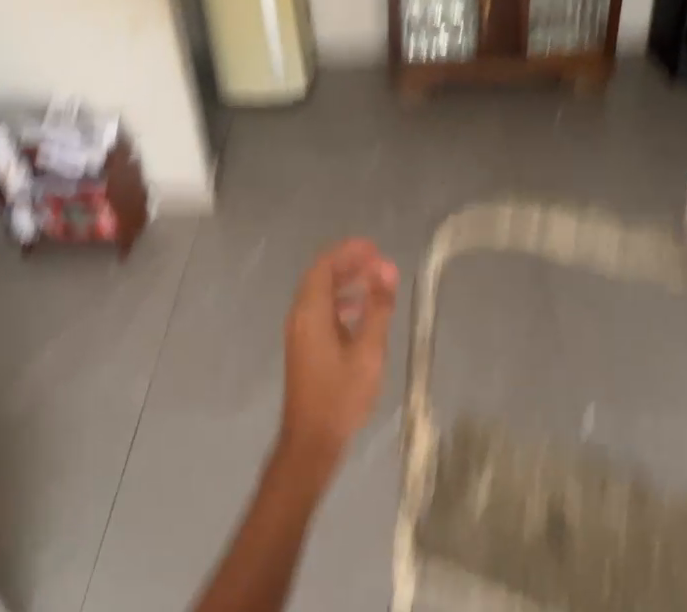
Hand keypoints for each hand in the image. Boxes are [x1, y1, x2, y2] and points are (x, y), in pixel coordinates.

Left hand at [279, 239, 398, 463]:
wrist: (312, 439)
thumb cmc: (342, 394)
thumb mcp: (368, 350)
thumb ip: (378, 307)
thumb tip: (387, 269)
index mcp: (310, 312)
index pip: (324, 267)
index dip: (347, 252)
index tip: (373, 247)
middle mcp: (300, 317)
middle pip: (321, 278)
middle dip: (348, 264)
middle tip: (378, 259)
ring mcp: (300, 333)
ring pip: (321, 295)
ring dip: (346, 283)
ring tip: (376, 281)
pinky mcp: (305, 348)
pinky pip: (322, 312)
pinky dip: (342, 304)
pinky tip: (363, 313)